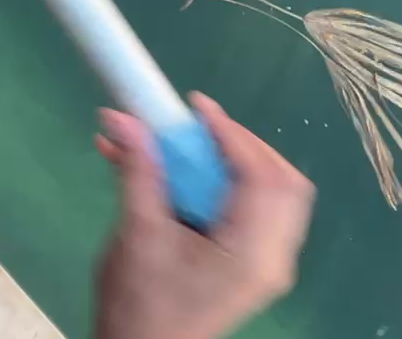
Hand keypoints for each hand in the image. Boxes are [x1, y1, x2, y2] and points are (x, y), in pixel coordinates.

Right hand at [94, 93, 313, 338]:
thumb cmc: (143, 297)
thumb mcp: (137, 230)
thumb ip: (138, 170)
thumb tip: (123, 117)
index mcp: (253, 251)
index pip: (264, 179)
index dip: (232, 135)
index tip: (193, 105)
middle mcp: (270, 254)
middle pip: (279, 184)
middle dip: (237, 143)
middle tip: (190, 122)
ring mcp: (258, 259)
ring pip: (260, 194)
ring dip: (216, 159)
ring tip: (165, 142)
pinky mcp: (239, 260)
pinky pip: (237, 208)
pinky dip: (205, 180)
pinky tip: (153, 167)